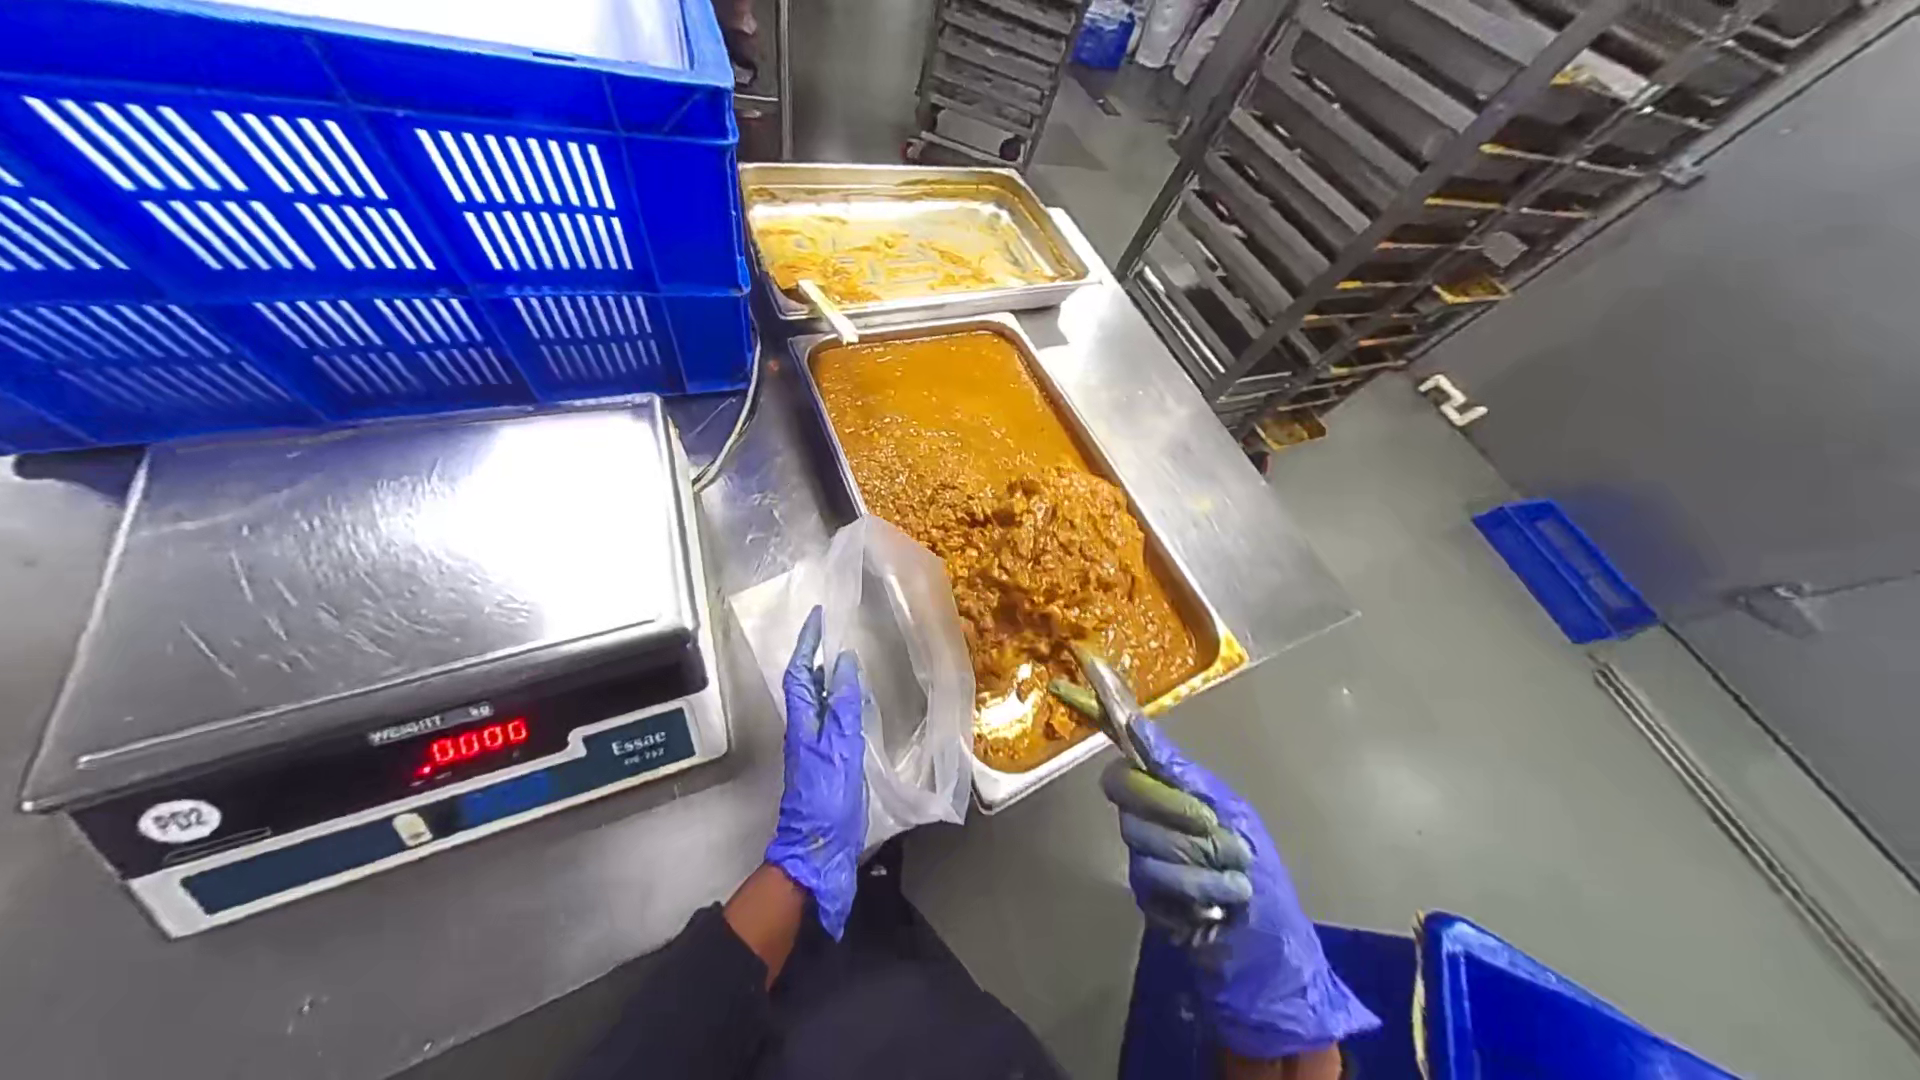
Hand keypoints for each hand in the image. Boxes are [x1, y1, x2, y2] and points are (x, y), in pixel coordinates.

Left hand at [763, 606, 866, 938]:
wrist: (818, 847)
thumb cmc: (827, 798)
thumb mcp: (840, 748)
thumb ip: (843, 706)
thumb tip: (843, 663)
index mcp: (802, 722)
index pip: (799, 672)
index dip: (806, 643)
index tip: (817, 617)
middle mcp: (803, 728)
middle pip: (805, 682)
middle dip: (816, 654)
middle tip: (834, 631)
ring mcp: (813, 744)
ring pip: (818, 699)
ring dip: (828, 675)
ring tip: (847, 656)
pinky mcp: (825, 757)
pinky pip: (831, 717)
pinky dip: (841, 700)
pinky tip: (857, 700)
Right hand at [1104, 718, 1379, 1059]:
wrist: (1271, 945)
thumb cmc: (1258, 868)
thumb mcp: (1231, 810)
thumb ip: (1180, 771)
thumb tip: (1136, 723)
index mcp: (1164, 796)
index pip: (1122, 775)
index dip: (1144, 783)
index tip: (1195, 804)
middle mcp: (1144, 825)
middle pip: (1132, 807)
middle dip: (1187, 823)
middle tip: (1229, 840)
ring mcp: (1141, 862)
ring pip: (1146, 848)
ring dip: (1202, 865)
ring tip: (1236, 880)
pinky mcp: (1146, 900)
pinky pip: (1158, 885)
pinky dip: (1201, 893)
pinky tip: (1223, 904)